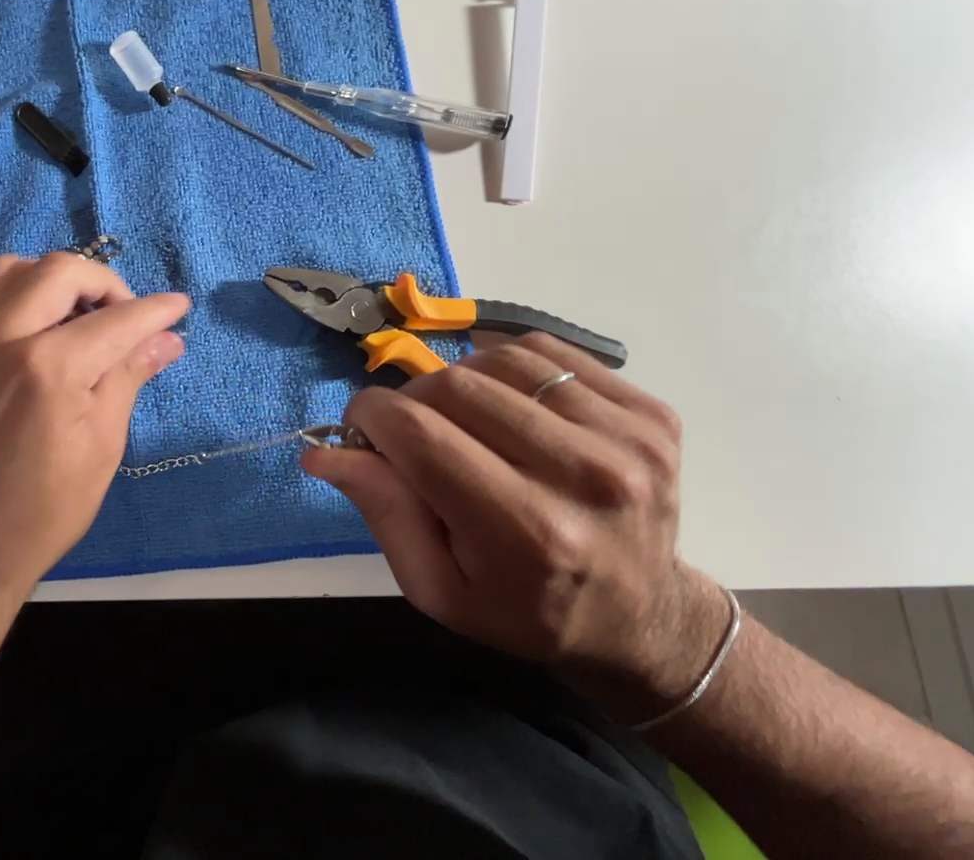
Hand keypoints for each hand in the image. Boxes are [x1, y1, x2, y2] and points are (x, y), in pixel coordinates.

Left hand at [0, 253, 188, 601]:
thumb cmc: (43, 510)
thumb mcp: (101, 446)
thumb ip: (128, 377)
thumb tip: (167, 338)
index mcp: (48, 367)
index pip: (115, 319)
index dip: (154, 311)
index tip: (177, 308)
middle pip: (59, 271)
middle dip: (103, 283)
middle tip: (122, 317)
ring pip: (7, 268)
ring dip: (47, 278)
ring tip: (71, 314)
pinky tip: (20, 322)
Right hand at [301, 333, 730, 722]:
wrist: (643, 619)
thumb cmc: (523, 610)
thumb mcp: (436, 587)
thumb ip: (383, 513)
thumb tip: (322, 452)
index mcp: (525, 531)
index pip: (420, 433)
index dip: (370, 416)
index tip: (360, 429)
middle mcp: (584, 475)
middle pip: (454, 386)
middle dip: (409, 400)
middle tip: (408, 432)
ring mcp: (626, 438)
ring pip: (498, 359)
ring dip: (457, 381)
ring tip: (459, 420)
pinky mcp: (651, 414)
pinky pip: (548, 354)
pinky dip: (506, 368)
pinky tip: (505, 407)